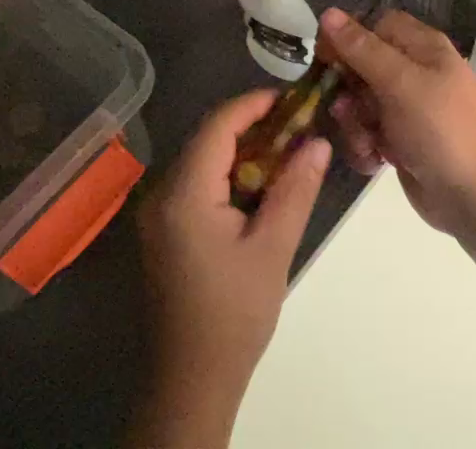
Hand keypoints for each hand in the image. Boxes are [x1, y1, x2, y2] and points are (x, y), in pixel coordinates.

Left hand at [137, 90, 330, 386]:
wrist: (192, 377)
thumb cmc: (234, 313)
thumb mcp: (273, 248)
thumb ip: (295, 189)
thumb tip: (318, 141)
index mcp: (184, 195)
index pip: (217, 127)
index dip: (254, 104)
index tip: (292, 96)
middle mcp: (161, 194)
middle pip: (206, 139)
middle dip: (252, 124)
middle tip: (298, 122)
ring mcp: (158, 213)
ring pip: (202, 160)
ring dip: (242, 148)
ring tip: (287, 147)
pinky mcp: (163, 229)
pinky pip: (196, 183)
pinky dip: (228, 173)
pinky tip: (259, 182)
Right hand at [320, 8, 475, 236]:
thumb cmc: (441, 129)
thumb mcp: (400, 83)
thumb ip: (362, 49)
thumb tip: (329, 12)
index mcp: (423, 47)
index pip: (376, 25)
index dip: (348, 38)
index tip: (324, 58)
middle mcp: (415, 72)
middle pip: (362, 66)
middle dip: (348, 90)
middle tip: (348, 109)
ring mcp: (408, 109)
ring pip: (360, 102)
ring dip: (354, 123)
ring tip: (367, 143)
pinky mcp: (402, 141)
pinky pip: (369, 132)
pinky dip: (365, 145)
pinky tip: (374, 161)